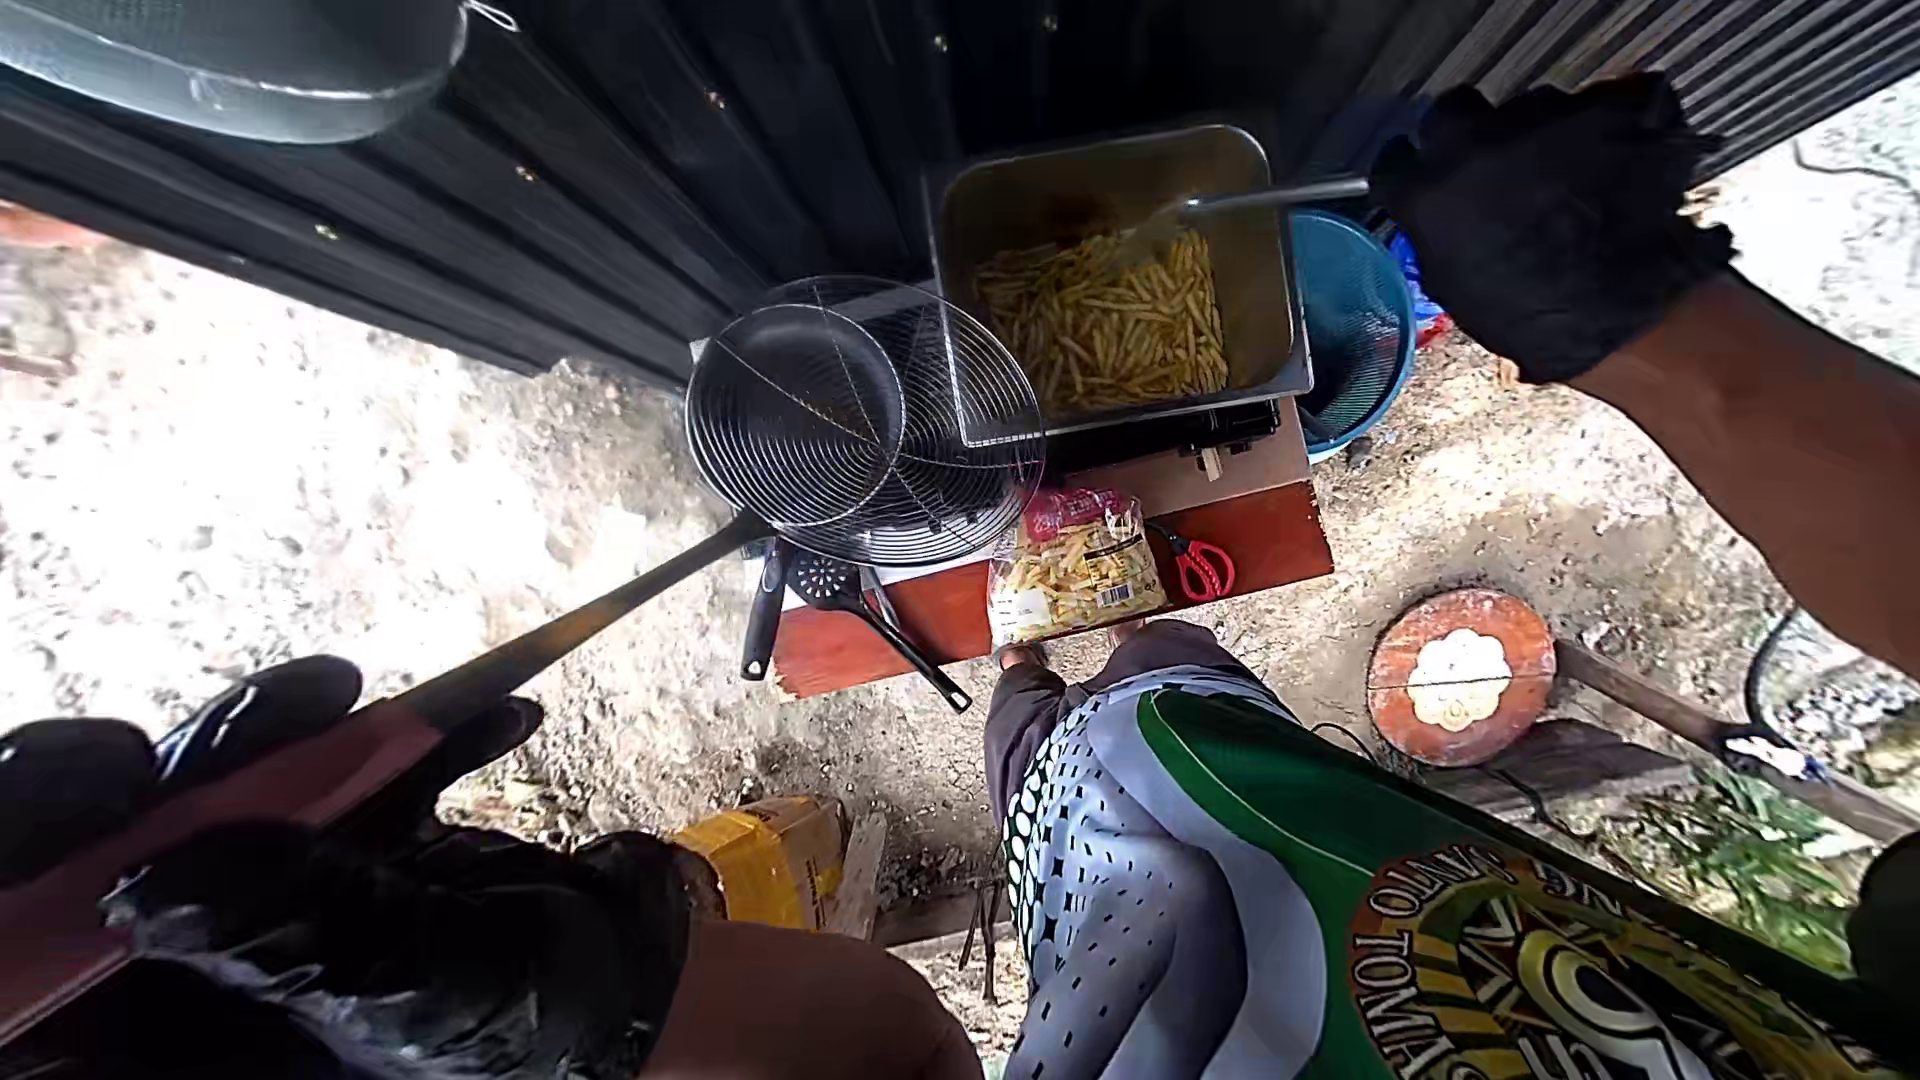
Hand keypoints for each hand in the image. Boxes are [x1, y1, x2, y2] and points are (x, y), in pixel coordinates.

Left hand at [0, 659, 688, 1078]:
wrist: (632, 967)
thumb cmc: (537, 1015)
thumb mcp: (428, 985)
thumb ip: (310, 937)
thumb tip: (158, 872)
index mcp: (170, 1052)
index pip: (16, 985)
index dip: (5, 895)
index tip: (68, 797)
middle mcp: (207, 976)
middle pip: (108, 874)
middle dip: (139, 787)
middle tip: (162, 735)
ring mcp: (299, 898)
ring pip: (241, 803)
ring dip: (293, 734)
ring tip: (345, 686)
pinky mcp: (380, 845)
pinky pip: (381, 777)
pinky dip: (441, 741)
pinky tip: (508, 723)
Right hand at [1370, 73, 1733, 382]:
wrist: (1610, 305)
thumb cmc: (1517, 308)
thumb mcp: (1446, 275)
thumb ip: (1434, 228)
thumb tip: (1439, 210)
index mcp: (1427, 196)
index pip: (1393, 161)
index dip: (1402, 165)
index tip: (1409, 167)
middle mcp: (1477, 147)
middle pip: (1451, 110)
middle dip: (1457, 130)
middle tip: (1474, 158)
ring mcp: (1548, 121)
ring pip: (1527, 107)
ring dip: (1530, 133)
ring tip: (1548, 170)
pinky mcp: (1617, 107)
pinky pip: (1599, 101)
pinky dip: (1598, 124)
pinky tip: (1601, 159)